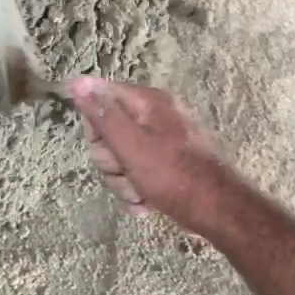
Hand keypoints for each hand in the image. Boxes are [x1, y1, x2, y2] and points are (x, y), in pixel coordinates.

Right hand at [68, 77, 227, 224]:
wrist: (217, 212)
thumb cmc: (173, 176)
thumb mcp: (131, 145)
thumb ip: (103, 114)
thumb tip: (76, 82)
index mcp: (148, 102)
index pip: (100, 98)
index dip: (95, 126)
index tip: (105, 145)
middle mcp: (154, 116)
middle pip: (106, 132)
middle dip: (110, 161)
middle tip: (126, 171)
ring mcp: (160, 141)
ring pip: (117, 158)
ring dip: (122, 181)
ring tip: (140, 192)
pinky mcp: (164, 164)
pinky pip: (133, 172)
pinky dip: (135, 189)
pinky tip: (145, 201)